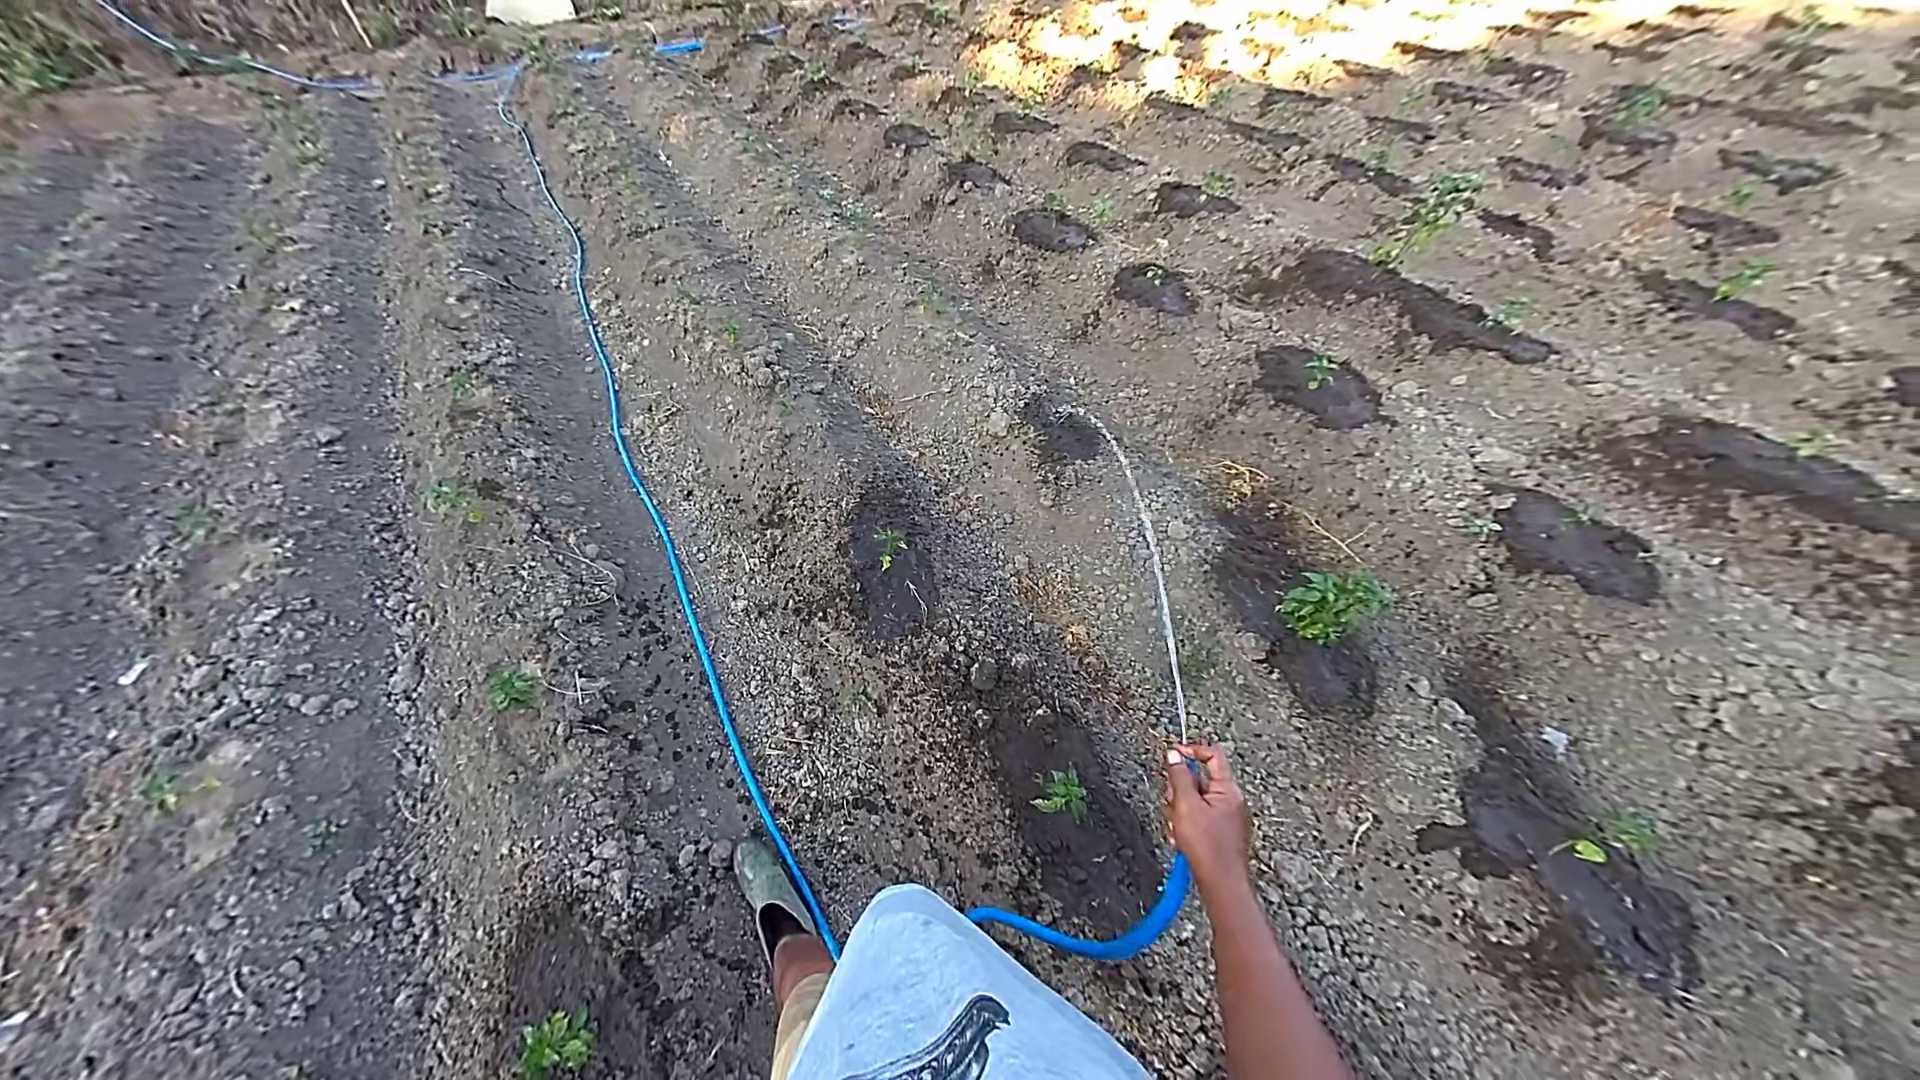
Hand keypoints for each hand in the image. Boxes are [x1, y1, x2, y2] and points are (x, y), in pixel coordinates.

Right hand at [1164, 743, 1251, 899]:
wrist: (1221, 884)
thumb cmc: (1207, 847)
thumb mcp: (1186, 805)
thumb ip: (1179, 776)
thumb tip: (1174, 754)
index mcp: (1227, 790)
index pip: (1212, 755)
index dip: (1192, 751)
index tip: (1173, 755)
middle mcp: (1230, 800)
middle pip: (1198, 779)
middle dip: (1179, 790)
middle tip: (1175, 805)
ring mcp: (1225, 817)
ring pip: (1194, 799)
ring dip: (1180, 810)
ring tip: (1179, 827)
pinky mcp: (1219, 831)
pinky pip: (1197, 816)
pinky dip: (1185, 823)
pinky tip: (1182, 838)